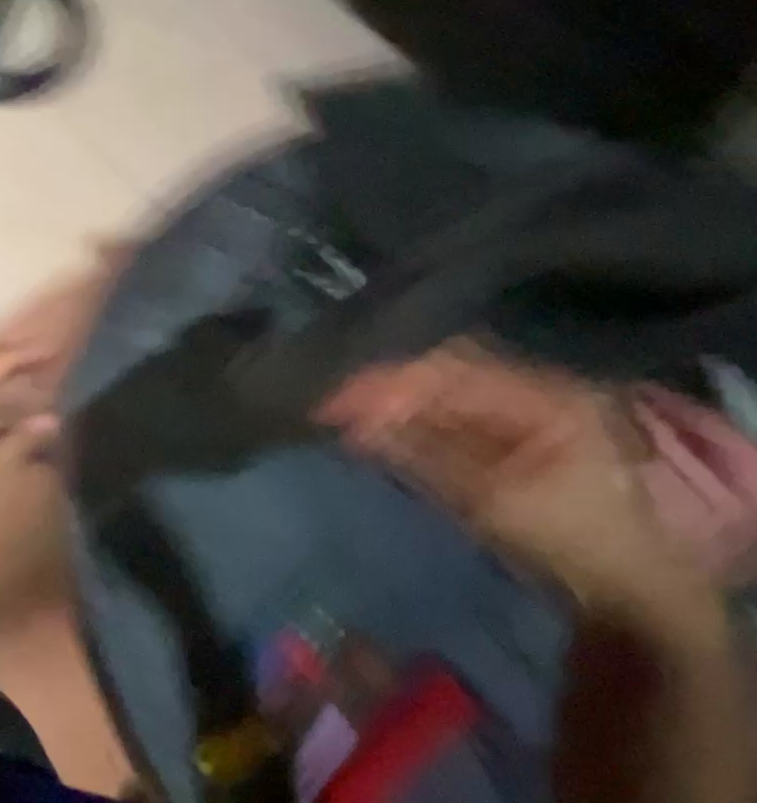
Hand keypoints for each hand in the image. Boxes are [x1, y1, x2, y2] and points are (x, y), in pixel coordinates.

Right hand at [315, 342, 702, 614]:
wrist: (630, 595)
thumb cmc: (569, 543)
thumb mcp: (490, 500)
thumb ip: (421, 454)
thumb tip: (352, 426)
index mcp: (546, 396)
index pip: (448, 369)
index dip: (386, 383)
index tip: (334, 407)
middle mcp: (537, 390)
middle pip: (443, 371)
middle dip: (385, 389)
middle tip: (333, 412)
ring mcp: (529, 412)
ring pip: (443, 390)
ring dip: (394, 403)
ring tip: (347, 421)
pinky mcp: (516, 435)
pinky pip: (452, 413)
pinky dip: (412, 420)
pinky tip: (381, 433)